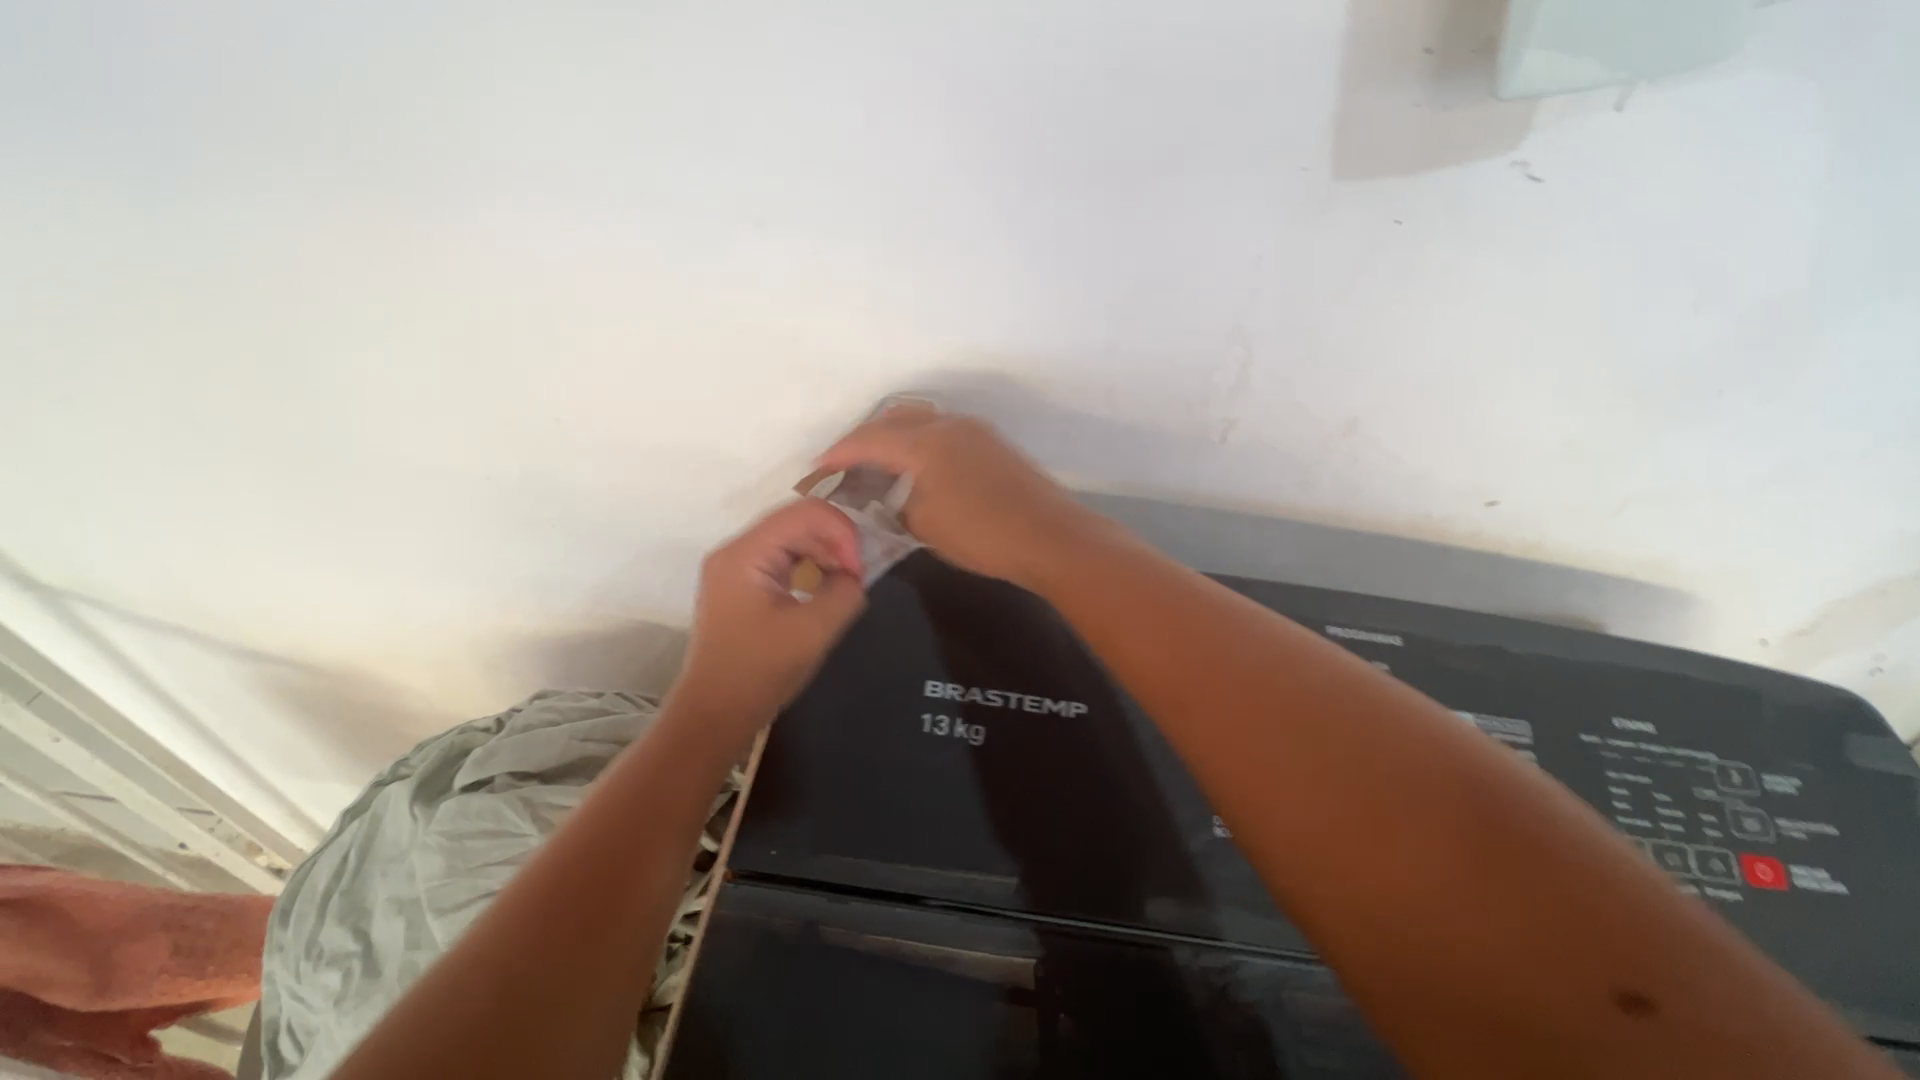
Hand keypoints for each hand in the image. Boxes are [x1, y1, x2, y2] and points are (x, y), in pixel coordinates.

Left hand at [673, 499, 868, 727]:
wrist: (715, 712)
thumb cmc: (760, 672)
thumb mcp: (813, 632)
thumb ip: (845, 593)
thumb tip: (854, 577)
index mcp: (745, 554)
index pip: (805, 512)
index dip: (842, 532)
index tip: (858, 570)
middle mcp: (735, 551)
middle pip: (795, 521)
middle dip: (834, 542)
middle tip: (856, 578)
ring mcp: (734, 568)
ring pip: (790, 539)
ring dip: (823, 554)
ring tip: (843, 584)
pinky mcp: (740, 586)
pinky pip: (780, 559)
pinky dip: (807, 568)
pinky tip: (823, 590)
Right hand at [816, 405, 1102, 589]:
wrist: (1052, 538)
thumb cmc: (983, 533)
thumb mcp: (925, 526)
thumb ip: (897, 506)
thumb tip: (889, 500)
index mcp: (926, 441)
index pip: (870, 439)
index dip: (839, 453)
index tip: (818, 468)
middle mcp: (950, 425)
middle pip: (896, 420)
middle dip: (866, 438)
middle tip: (846, 463)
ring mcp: (977, 433)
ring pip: (924, 423)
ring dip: (897, 438)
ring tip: (879, 464)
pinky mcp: (996, 448)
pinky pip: (945, 434)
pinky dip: (922, 446)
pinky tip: (920, 470)